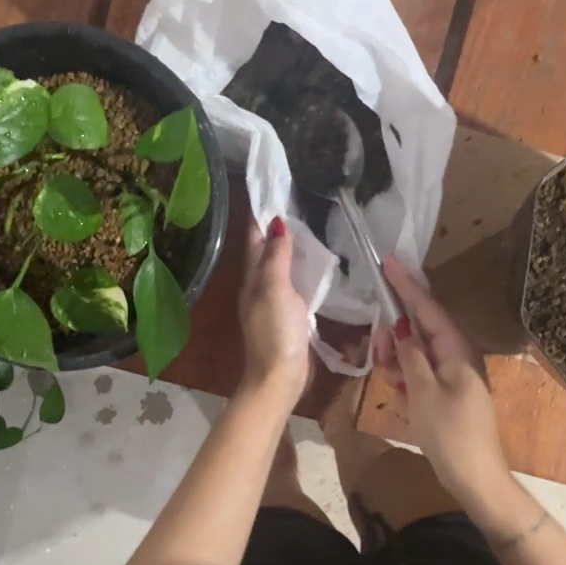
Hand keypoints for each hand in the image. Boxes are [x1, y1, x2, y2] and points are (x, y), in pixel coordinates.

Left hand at [237, 217, 311, 404]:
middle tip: (295, 200)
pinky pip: (292, 284)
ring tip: (307, 224)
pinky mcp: (288, 317)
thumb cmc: (275, 332)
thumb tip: (275, 222)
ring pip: (278, 267)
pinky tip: (313, 265)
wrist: (279, 378)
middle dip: (275, 227)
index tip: (272, 187)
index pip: (253, 238)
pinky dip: (299, 270)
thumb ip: (276, 258)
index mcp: (252, 279)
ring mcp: (273, 303)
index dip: (261, 214)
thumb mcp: (275, 290)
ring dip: (288, 248)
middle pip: (264, 251)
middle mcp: (258, 287)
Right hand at [377, 259, 515, 512]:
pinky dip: (405, 372)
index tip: (388, 261)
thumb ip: (410, 357)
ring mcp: (454, 375)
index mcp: (457, 350)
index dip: (407, 285)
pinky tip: (394, 383)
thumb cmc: (450, 434)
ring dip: (397, 353)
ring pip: (418, 350)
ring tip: (383, 364)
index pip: (428, 308)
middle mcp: (458, 356)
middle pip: (422, 327)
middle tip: (376, 340)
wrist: (475, 476)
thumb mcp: (422, 393)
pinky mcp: (447, 393)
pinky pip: (421, 371)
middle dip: (396, 327)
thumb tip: (401, 329)